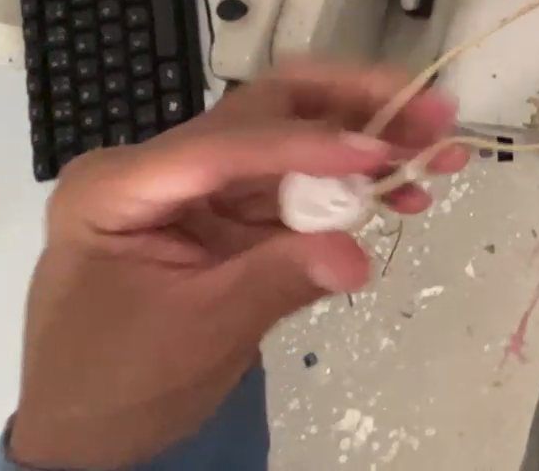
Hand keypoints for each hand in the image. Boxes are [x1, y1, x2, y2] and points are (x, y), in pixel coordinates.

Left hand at [8, 63, 468, 468]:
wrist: (94, 433)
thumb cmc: (115, 383)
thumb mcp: (194, 334)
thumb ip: (276, 281)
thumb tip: (358, 258)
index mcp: (124, 184)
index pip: (229, 144)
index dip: (311, 143)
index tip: (382, 152)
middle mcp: (173, 162)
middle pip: (278, 106)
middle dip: (363, 105)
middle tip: (433, 111)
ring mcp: (217, 179)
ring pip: (311, 128)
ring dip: (382, 135)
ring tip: (444, 148)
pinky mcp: (252, 201)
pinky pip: (320, 175)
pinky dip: (369, 180)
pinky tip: (412, 195)